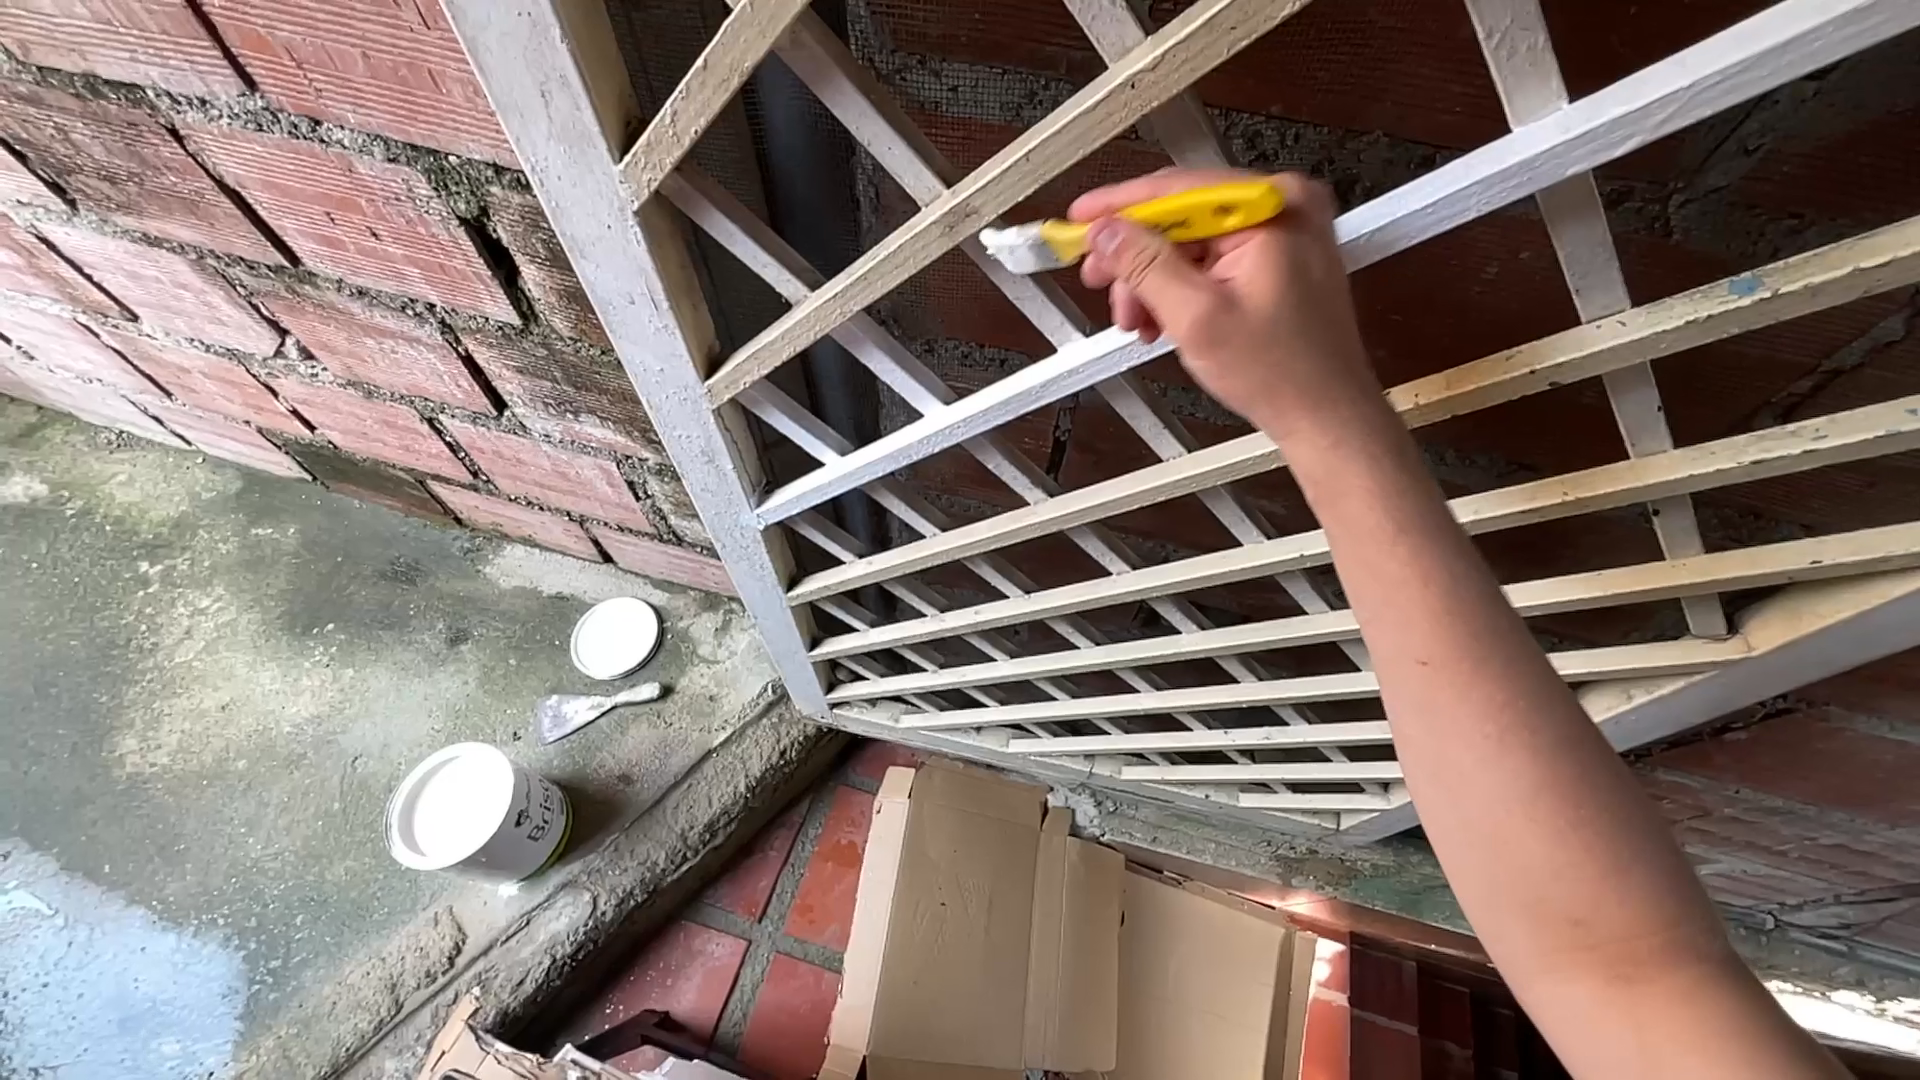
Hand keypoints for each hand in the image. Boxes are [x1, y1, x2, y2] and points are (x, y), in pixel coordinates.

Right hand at [1071, 169, 1380, 427]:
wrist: (1323, 414)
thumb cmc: (1277, 371)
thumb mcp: (1195, 317)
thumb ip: (1145, 266)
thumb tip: (1106, 231)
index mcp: (1271, 207)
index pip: (1176, 191)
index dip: (1119, 207)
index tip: (1079, 219)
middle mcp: (1282, 206)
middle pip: (1181, 216)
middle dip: (1134, 256)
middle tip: (1098, 281)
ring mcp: (1283, 232)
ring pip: (1191, 242)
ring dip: (1153, 280)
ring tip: (1136, 321)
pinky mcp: (1278, 260)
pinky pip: (1212, 260)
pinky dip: (1180, 288)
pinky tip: (1161, 319)